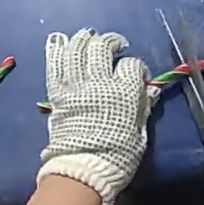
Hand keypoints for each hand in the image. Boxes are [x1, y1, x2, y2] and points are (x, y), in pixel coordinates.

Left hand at [38, 29, 152, 204]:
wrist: (83, 168)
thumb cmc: (117, 155)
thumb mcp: (139, 133)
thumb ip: (142, 107)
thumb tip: (149, 90)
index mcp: (124, 93)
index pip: (131, 66)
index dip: (136, 66)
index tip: (136, 73)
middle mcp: (99, 83)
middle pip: (102, 49)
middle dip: (110, 41)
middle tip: (114, 44)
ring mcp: (75, 86)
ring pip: (77, 51)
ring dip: (83, 39)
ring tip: (88, 35)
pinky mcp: (57, 93)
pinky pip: (54, 65)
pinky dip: (55, 49)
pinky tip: (58, 38)